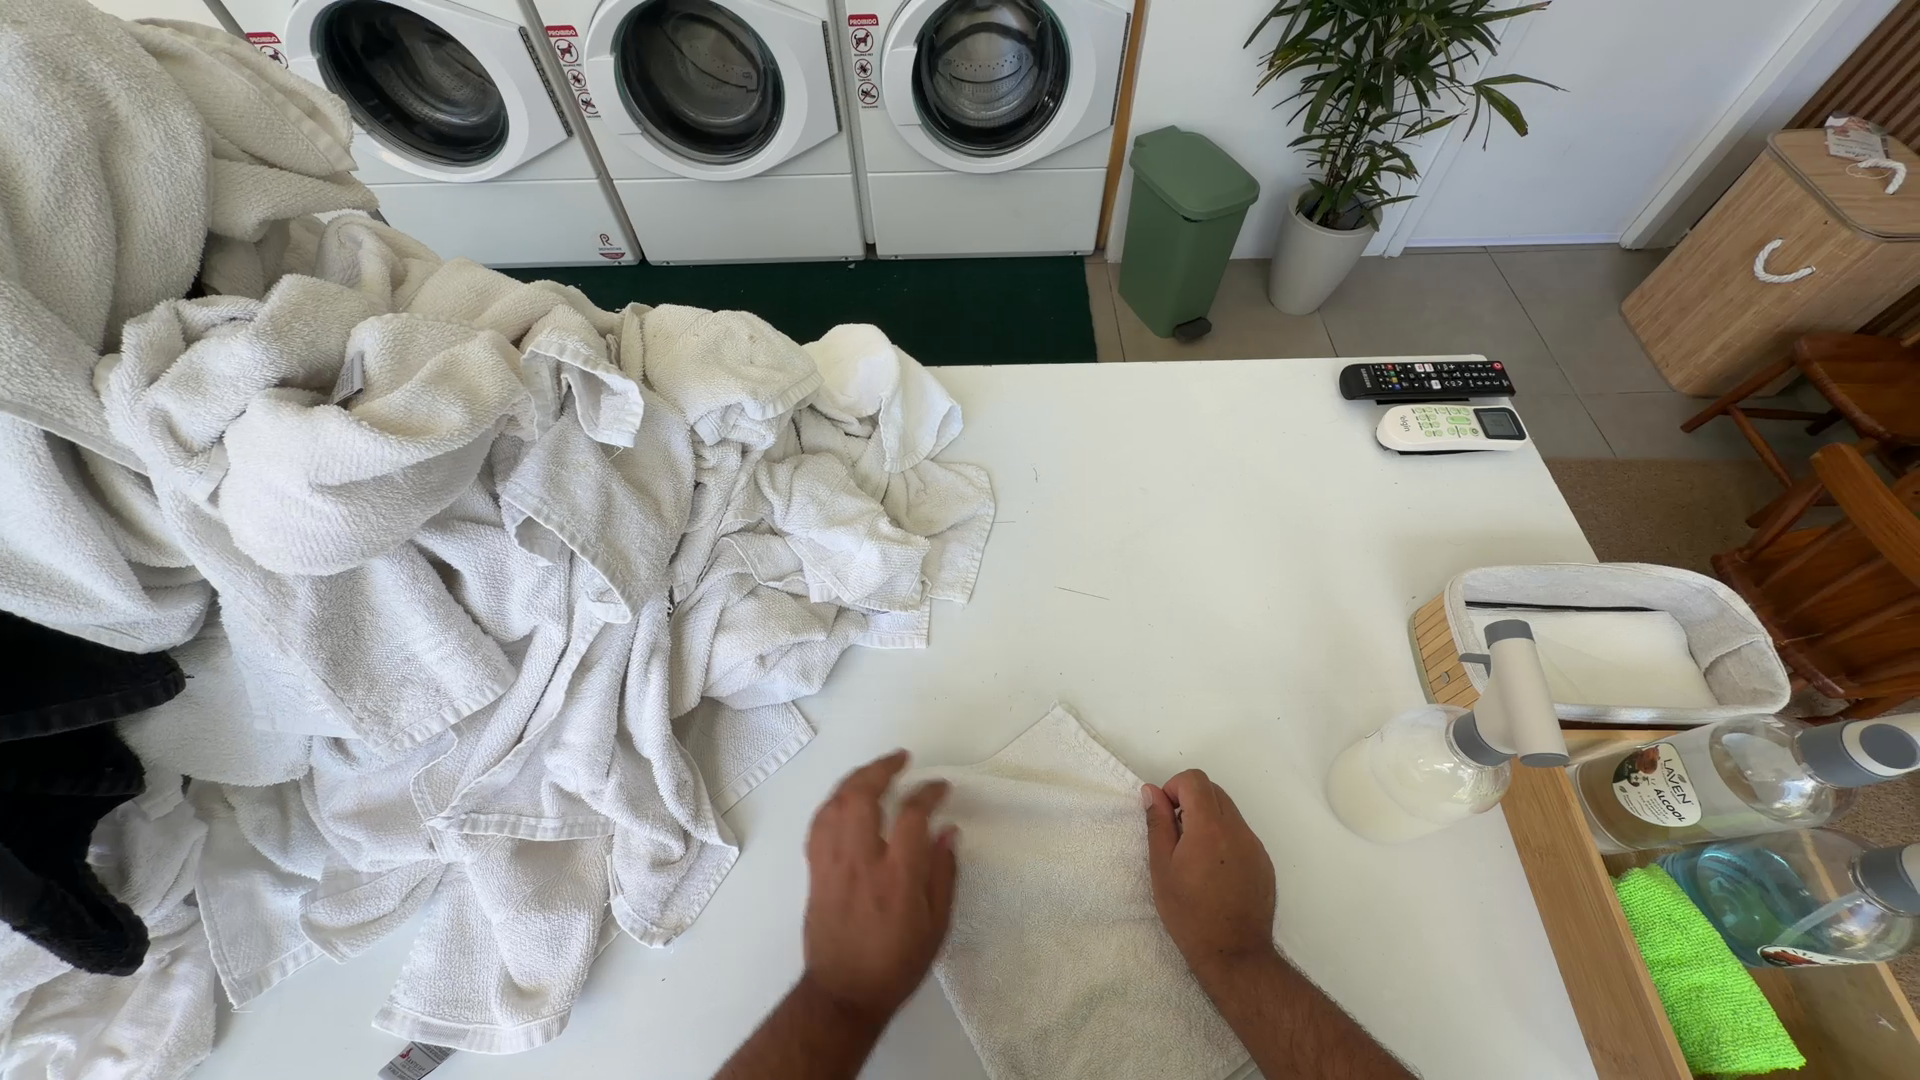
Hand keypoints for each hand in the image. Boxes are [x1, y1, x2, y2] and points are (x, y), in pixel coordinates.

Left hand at [801, 751, 958, 1027]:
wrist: (843, 994)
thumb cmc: (896, 963)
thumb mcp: (936, 925)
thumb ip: (942, 873)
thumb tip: (947, 830)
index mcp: (897, 878)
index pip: (912, 816)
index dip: (928, 793)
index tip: (940, 787)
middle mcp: (860, 863)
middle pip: (862, 797)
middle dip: (882, 768)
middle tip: (901, 759)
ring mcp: (832, 865)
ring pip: (835, 804)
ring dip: (856, 778)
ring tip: (875, 770)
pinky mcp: (815, 871)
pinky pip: (819, 824)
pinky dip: (834, 802)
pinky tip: (846, 797)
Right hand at [1142, 770, 1277, 981]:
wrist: (1235, 955)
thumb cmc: (1189, 913)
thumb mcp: (1161, 867)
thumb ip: (1157, 823)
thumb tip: (1152, 791)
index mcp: (1210, 827)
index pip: (1195, 780)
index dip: (1174, 787)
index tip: (1165, 814)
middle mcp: (1238, 829)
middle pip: (1213, 790)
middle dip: (1190, 799)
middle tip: (1176, 833)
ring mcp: (1255, 846)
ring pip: (1228, 811)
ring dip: (1208, 818)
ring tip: (1194, 855)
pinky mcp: (1264, 863)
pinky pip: (1241, 834)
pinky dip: (1224, 838)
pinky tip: (1214, 871)